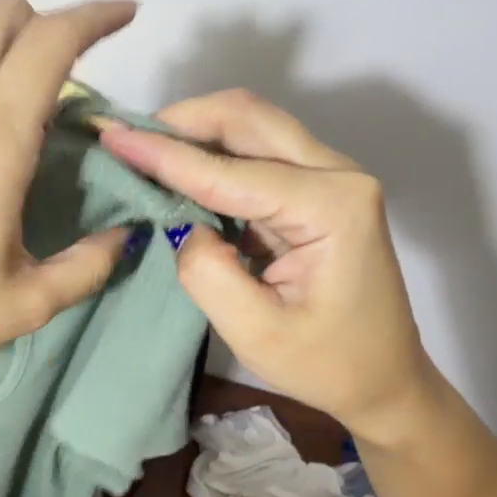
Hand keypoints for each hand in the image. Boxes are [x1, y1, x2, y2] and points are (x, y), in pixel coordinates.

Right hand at [99, 89, 438, 438]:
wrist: (384, 378)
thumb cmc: (326, 364)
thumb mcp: (256, 332)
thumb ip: (207, 272)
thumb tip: (179, 227)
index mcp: (330, 207)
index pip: (229, 171)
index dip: (164, 155)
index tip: (111, 137)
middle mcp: (338, 176)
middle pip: (248, 118)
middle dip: (182, 120)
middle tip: (125, 137)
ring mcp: (332, 179)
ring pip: (254, 128)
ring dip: (198, 133)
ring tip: (143, 151)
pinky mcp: (319, 193)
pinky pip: (260, 156)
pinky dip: (215, 156)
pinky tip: (181, 176)